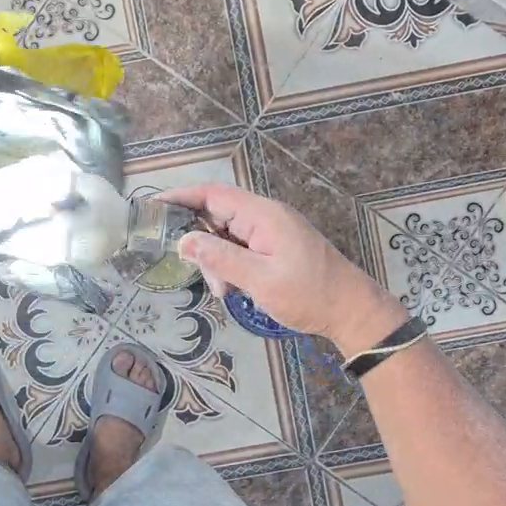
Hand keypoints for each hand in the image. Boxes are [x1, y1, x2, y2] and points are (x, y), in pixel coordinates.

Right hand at [159, 183, 408, 350]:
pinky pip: (241, 248)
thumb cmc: (308, 294)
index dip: (181, 197)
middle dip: (200, 241)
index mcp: (263, 215)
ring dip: (216, 260)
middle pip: (217, 214)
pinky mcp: (275, 247)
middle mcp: (266, 216)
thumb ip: (219, 258)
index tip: (153, 207)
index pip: (213, 194)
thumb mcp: (259, 280)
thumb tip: (183, 241)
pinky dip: (231, 266)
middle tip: (194, 270)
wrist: (351, 312)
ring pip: (227, 235)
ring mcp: (272, 232)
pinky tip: (235, 288)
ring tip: (224, 290)